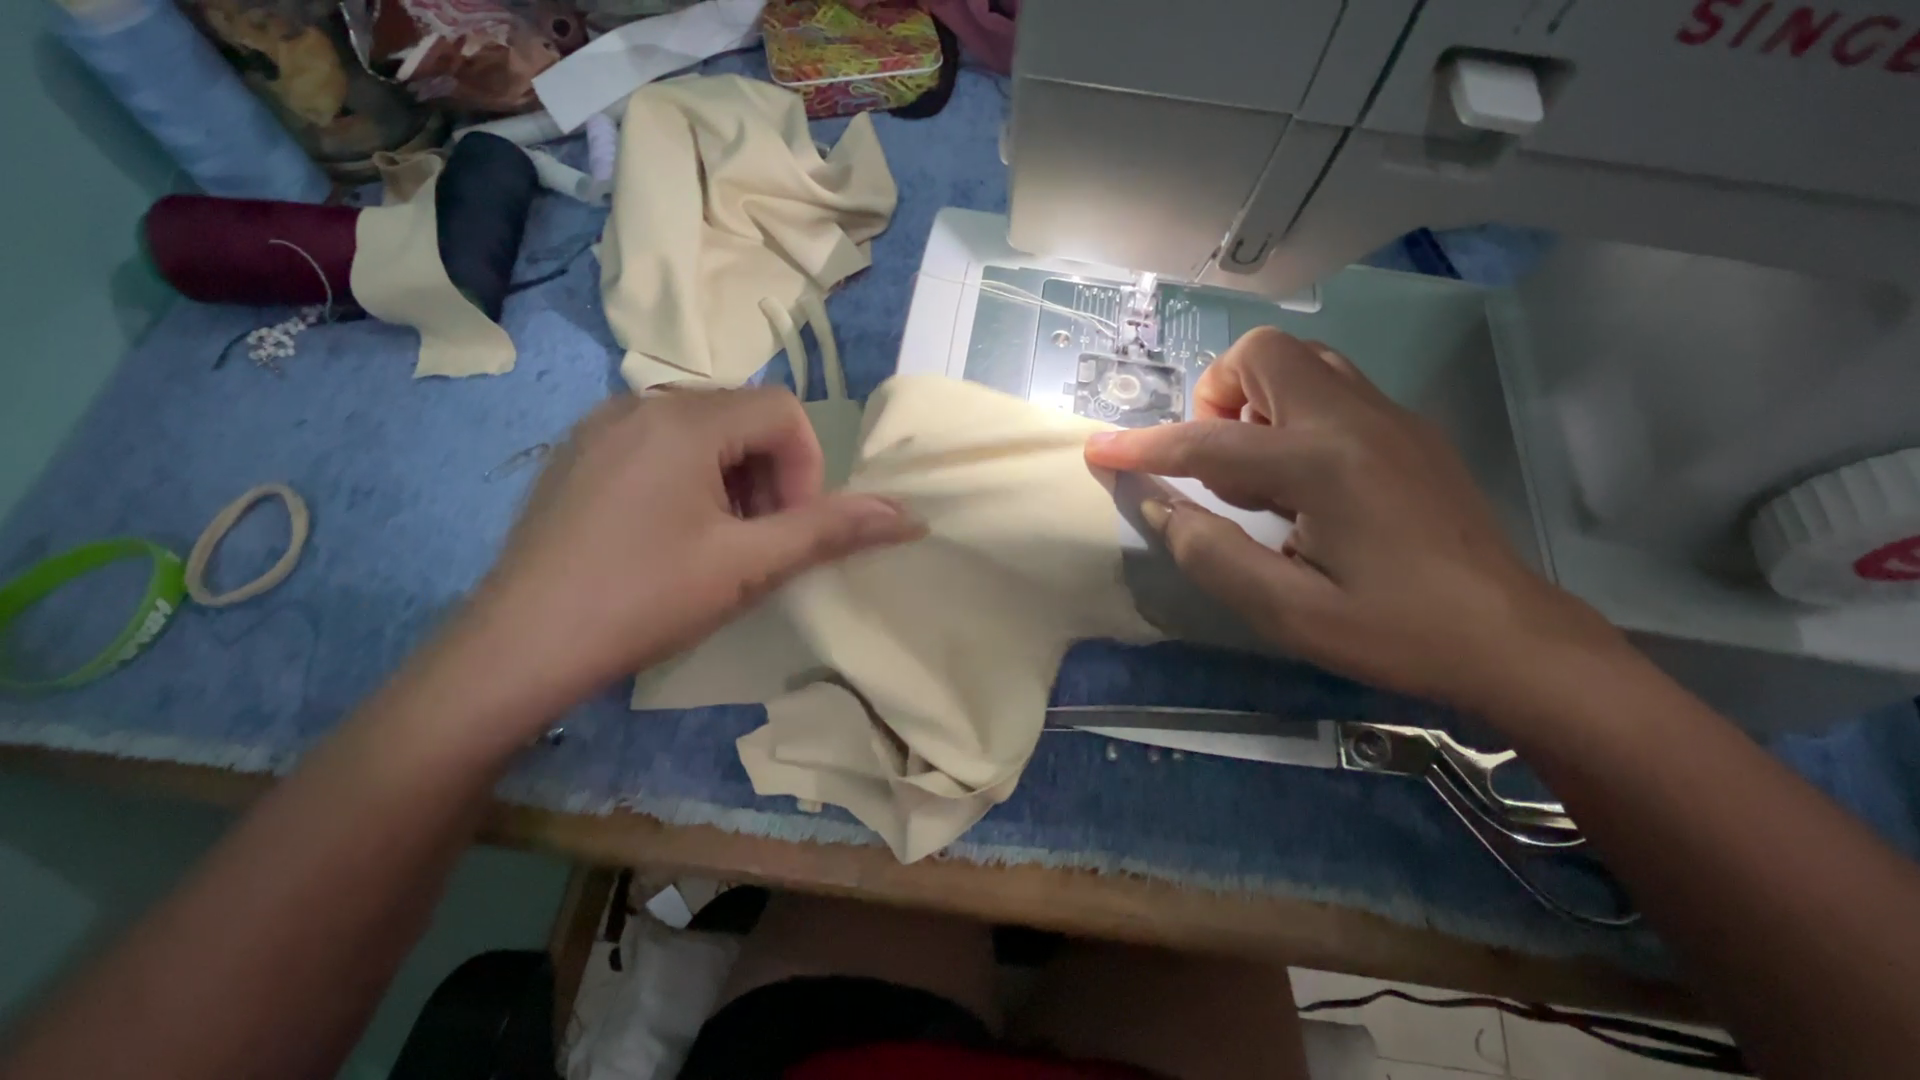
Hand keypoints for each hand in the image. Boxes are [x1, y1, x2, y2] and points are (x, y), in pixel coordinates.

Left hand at [449, 387, 923, 721]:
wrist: (521, 646)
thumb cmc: (644, 600)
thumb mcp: (748, 566)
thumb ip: (832, 532)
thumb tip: (910, 516)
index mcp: (684, 419)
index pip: (782, 411)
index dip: (805, 470)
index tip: (787, 531)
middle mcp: (639, 403)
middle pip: (741, 417)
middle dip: (768, 477)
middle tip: (756, 544)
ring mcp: (598, 427)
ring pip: (698, 432)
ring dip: (730, 481)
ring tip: (714, 546)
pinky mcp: (575, 455)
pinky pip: (654, 445)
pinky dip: (684, 480)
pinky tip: (664, 539)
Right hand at [1084, 328, 1623, 716]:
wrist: (1511, 639)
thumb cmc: (1396, 632)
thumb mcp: (1288, 613)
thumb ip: (1211, 553)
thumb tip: (1157, 503)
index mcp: (1321, 462)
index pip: (1207, 441)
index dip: (1143, 446)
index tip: (1098, 448)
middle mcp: (1355, 418)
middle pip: (1262, 353)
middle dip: (1215, 397)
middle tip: (1215, 465)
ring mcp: (1391, 417)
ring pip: (1302, 360)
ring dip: (1257, 398)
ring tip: (1256, 470)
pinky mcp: (1411, 431)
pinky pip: (1333, 387)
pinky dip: (1294, 411)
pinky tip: (1306, 481)